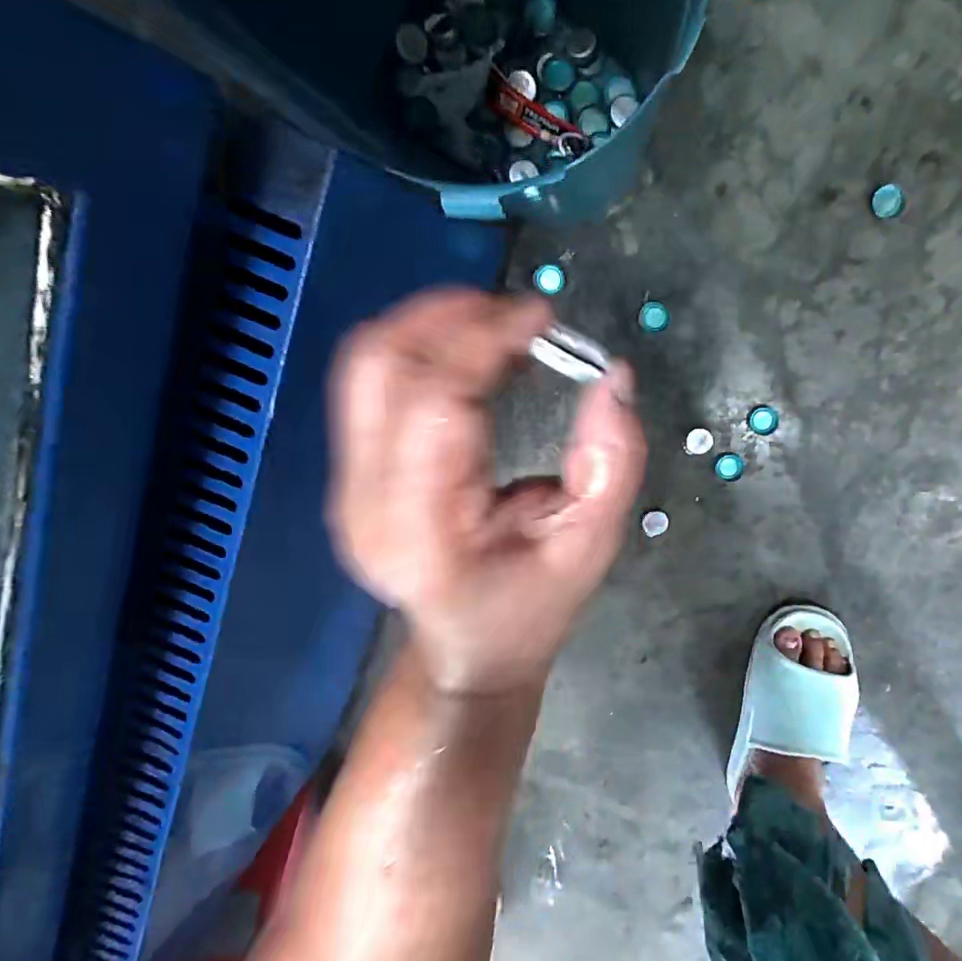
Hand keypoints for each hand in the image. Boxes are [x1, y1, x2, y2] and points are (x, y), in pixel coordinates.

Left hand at [327, 288, 646, 694]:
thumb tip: (613, 376)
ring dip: (431, 324)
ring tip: (497, 324)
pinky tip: (472, 353)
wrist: (469, 648)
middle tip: (518, 312)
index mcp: (424, 528)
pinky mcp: (351, 471)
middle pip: (382, 368)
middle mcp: (367, 502)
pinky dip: (423, 349)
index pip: (436, 404)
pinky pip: (373, 383)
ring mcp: (348, 485)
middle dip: (451, 316)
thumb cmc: (531, 607)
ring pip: (367, 365)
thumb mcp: (591, 544)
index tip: (541, 317)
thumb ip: (612, 463)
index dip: (485, 343)